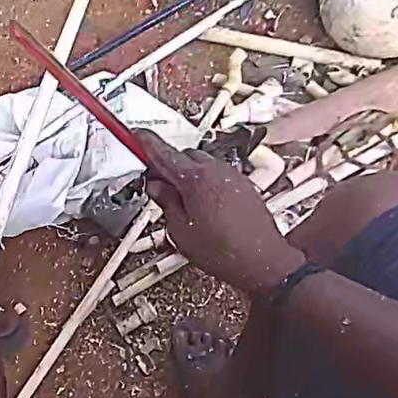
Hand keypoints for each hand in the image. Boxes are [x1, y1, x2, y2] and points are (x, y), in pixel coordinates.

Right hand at [134, 127, 304, 295]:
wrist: (260, 261)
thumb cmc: (224, 251)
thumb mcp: (180, 230)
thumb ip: (165, 202)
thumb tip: (156, 187)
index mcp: (195, 180)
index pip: (164, 153)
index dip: (146, 143)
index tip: (137, 136)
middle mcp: (216, 171)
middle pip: (183, 156)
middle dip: (167, 167)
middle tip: (155, 184)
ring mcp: (232, 176)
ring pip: (201, 164)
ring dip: (187, 176)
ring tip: (179, 200)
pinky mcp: (242, 184)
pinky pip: (216, 174)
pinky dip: (203, 183)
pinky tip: (200, 205)